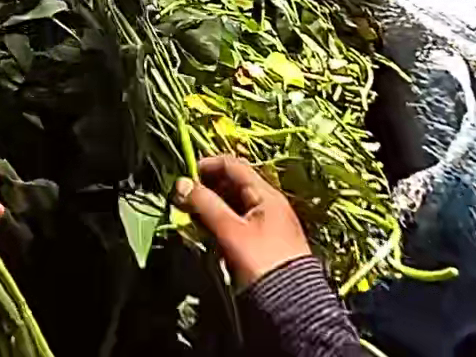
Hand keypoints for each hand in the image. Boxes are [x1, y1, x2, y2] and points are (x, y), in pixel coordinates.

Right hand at [173, 155, 312, 287]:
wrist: (296, 311)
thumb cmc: (263, 262)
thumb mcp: (231, 231)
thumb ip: (205, 204)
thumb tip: (180, 183)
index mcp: (265, 194)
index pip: (232, 165)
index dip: (208, 165)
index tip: (187, 176)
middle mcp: (268, 204)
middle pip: (232, 184)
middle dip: (207, 188)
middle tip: (186, 199)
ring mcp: (267, 225)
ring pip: (233, 205)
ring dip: (212, 207)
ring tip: (193, 217)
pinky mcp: (264, 245)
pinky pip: (238, 223)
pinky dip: (221, 223)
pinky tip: (208, 233)